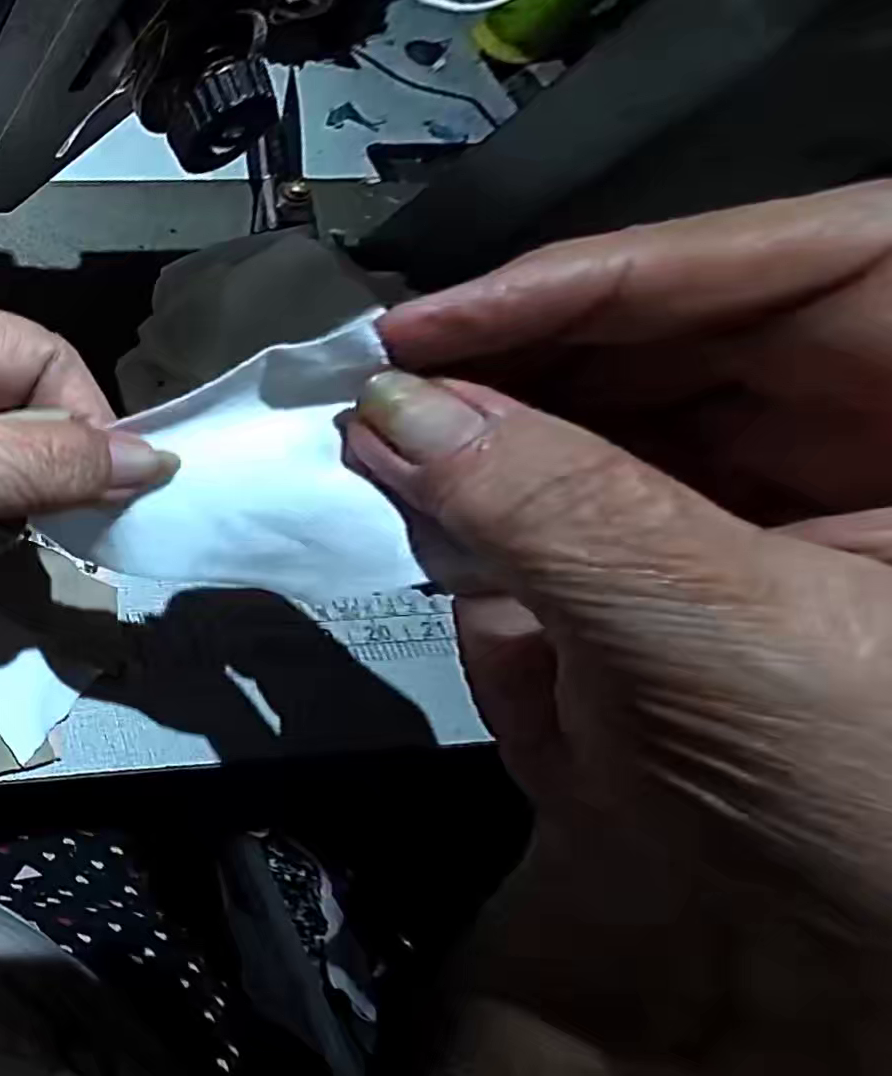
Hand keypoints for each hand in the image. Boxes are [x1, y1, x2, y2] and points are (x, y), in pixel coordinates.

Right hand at [342, 184, 891, 1063]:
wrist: (817, 947)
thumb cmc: (867, 806)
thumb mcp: (724, 645)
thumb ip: (548, 511)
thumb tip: (384, 411)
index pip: (803, 263)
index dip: (592, 278)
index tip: (419, 323)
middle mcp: (856, 418)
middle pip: (660, 328)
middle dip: (504, 353)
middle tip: (371, 384)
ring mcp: (732, 478)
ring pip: (578, 401)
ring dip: (465, 420)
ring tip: (369, 433)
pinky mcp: (628, 534)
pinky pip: (531, 476)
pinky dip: (458, 480)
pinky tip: (401, 483)